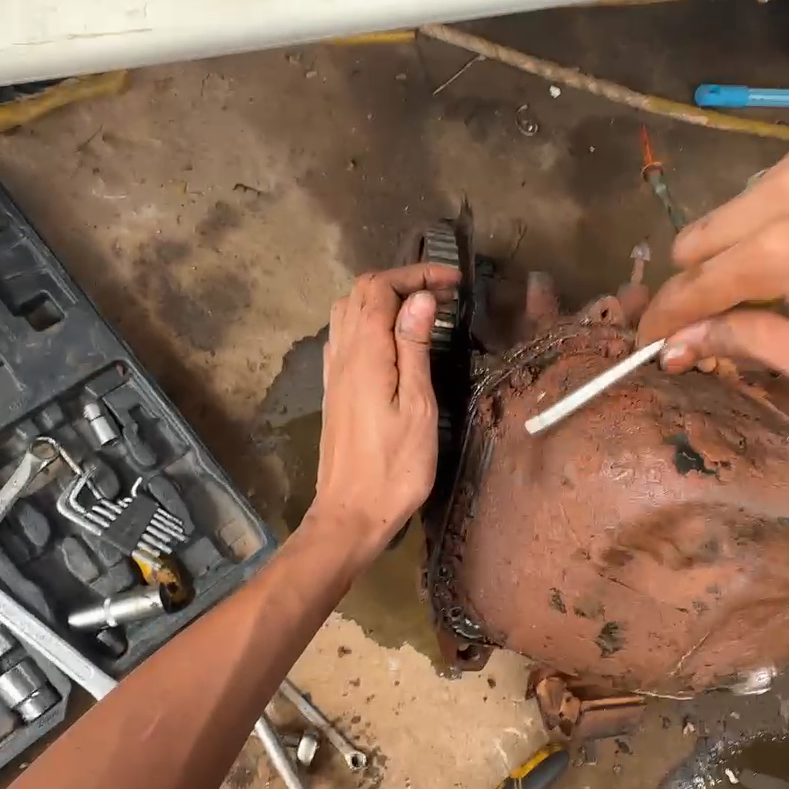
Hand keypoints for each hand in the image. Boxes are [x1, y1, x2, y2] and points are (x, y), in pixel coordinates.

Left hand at [303, 262, 459, 552]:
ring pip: (348, 311)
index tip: (455, 283)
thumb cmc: (394, 468)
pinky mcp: (334, 390)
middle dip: (401, 281)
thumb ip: (415, 349)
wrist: (351, 514)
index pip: (381, 288)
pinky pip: (343, 336)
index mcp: (365, 354)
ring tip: (420, 310)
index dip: (418, 275)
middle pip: (360, 292)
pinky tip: (390, 340)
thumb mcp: (418, 407)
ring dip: (382, 298)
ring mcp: (333, 372)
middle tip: (442, 294)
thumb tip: (420, 299)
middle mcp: (342, 354)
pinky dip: (368, 321)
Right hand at [636, 87, 788, 386]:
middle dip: (706, 273)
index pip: (688, 286)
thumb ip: (742, 345)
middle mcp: (788, 181)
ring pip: (750, 192)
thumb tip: (678, 342)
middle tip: (736, 297)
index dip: (663, 318)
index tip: (652, 336)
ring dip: (761, 227)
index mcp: (776, 249)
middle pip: (701, 232)